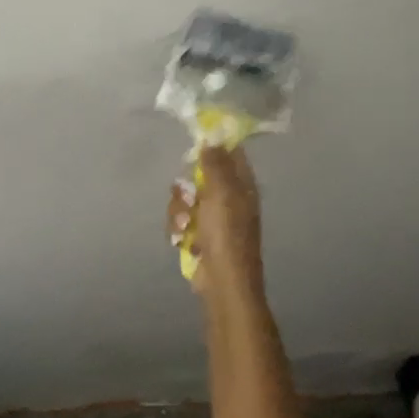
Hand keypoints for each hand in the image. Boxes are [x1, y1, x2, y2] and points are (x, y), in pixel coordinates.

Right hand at [167, 145, 264, 301]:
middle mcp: (228, 197)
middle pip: (199, 175)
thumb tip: (212, 136)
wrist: (222, 281)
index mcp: (241, 185)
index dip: (212, 145)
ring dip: (178, 211)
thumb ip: (215, 164)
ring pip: (185, 198)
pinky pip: (180, 219)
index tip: (192, 145)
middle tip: (187, 197)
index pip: (230, 153)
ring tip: (183, 227)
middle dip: (186, 187)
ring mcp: (212, 217)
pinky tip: (180, 240)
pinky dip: (177, 228)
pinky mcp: (198, 234)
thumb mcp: (221, 194)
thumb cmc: (226, 235)